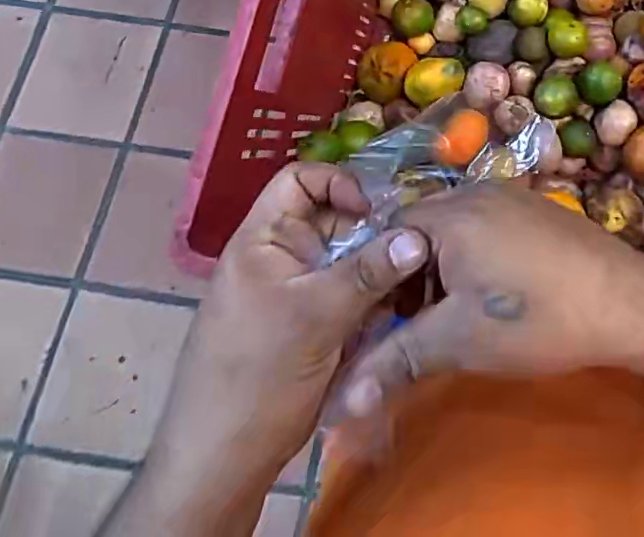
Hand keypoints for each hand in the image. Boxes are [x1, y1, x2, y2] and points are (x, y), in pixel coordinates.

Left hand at [111, 163, 426, 533]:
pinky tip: (401, 307)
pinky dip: (377, 293)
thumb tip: (420, 237)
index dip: (339, 183)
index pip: (301, 179)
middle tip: (416, 244)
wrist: (222, 463)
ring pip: (351, 255)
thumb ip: (370, 272)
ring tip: (415, 278)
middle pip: (336, 218)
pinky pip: (353, 288)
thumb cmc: (257, 376)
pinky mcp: (316, 318)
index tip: (374, 210)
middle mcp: (283, 255)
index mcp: (265, 239)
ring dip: (382, 264)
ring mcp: (300, 288)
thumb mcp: (317, 316)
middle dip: (375, 228)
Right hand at [336, 185, 643, 418]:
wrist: (624, 299)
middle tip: (419, 320)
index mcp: (450, 214)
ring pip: (455, 226)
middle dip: (411, 273)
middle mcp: (477, 192)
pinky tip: (497, 289)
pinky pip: (487, 222)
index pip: (388, 233)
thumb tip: (338, 403)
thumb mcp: (458, 341)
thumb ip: (395, 360)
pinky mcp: (537, 207)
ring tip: (457, 311)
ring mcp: (512, 195)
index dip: (378, 277)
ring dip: (444, 265)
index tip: (384, 318)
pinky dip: (476, 252)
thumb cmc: (534, 317)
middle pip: (421, 227)